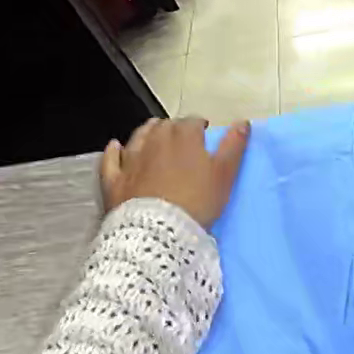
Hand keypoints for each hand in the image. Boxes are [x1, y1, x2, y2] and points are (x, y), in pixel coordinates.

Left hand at [100, 118, 250, 226]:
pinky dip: (114, 150)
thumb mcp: (224, 174)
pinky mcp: (114, 179)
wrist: (157, 231)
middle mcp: (155, 142)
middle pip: (165, 125)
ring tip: (156, 133)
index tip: (206, 133)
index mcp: (184, 138)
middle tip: (185, 137)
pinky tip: (116, 146)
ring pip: (139, 136)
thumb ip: (234, 146)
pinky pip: (111, 159)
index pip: (192, 122)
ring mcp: (131, 160)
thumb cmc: (197, 201)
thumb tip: (242, 122)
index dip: (200, 125)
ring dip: (149, 131)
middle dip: (175, 127)